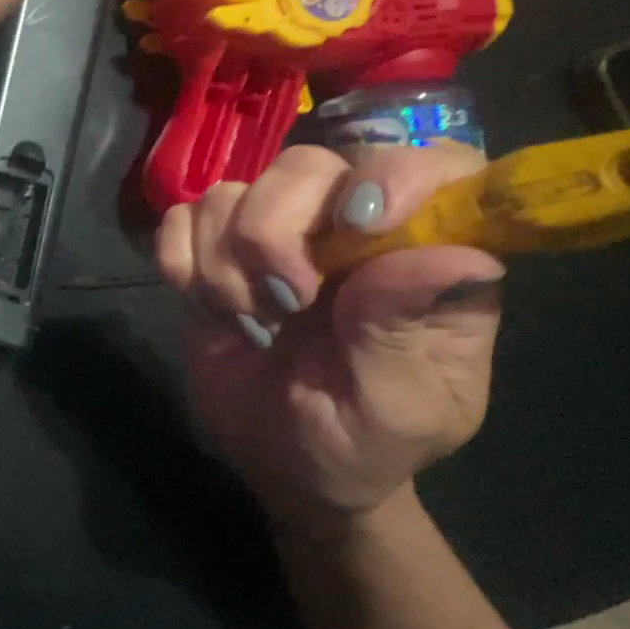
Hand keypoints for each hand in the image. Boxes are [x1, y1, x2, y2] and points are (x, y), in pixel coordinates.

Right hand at [156, 144, 508, 523]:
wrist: (280, 461)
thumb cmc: (365, 440)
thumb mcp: (405, 405)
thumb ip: (413, 331)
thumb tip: (452, 258)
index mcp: (420, 255)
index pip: (432, 167)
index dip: (396, 174)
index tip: (358, 223)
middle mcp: (345, 227)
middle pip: (305, 166)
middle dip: (276, 233)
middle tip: (285, 302)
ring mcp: (271, 233)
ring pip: (230, 193)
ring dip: (225, 264)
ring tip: (250, 323)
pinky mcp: (207, 248)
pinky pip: (177, 219)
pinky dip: (181, 264)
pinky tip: (208, 309)